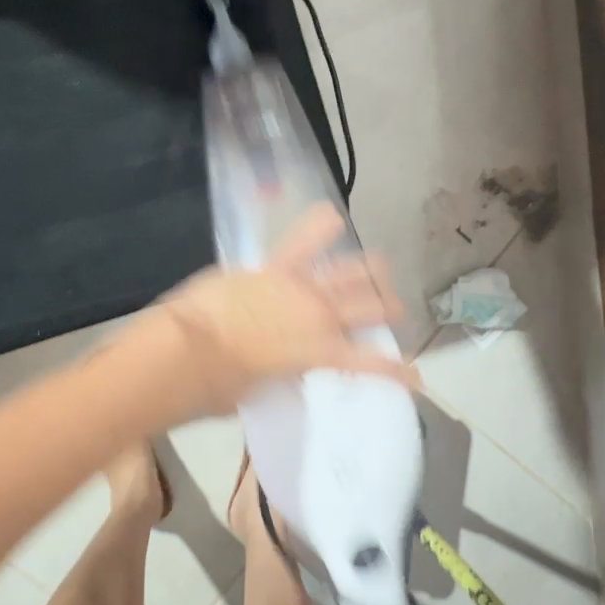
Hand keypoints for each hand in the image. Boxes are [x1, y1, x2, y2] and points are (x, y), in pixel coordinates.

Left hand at [144, 203, 417, 413]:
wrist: (187, 350)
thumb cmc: (219, 384)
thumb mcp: (261, 391)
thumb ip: (283, 375)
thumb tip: (284, 368)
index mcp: (321, 354)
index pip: (371, 365)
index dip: (399, 374)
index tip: (417, 380)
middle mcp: (321, 317)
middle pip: (371, 308)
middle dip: (389, 310)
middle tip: (395, 312)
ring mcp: (300, 288)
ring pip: (350, 272)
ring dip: (370, 271)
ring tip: (382, 268)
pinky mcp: (274, 267)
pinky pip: (303, 240)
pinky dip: (319, 226)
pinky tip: (331, 214)